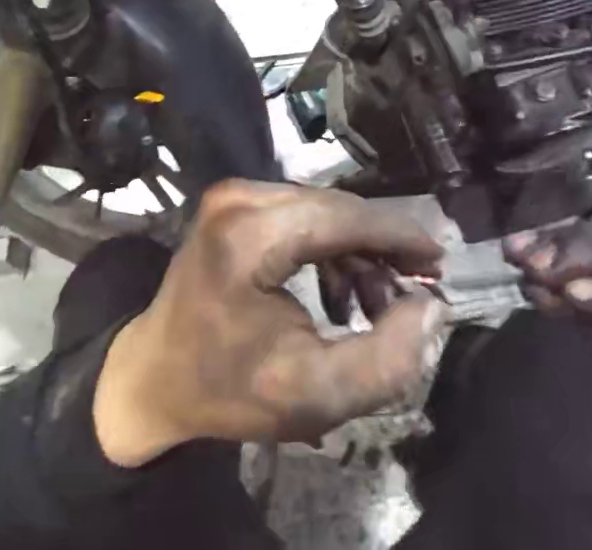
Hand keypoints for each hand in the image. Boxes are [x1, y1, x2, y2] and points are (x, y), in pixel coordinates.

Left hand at [93, 180, 449, 466]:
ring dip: (358, 250)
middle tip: (415, 289)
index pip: (345, 217)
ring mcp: (232, 196)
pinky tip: (341, 292)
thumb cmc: (225, 390)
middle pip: (337, 209)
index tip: (438, 261)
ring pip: (324, 209)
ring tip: (375, 303)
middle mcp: (239, 198)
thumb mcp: (313, 395)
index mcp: (249, 236)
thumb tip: (430, 307)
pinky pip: (302, 213)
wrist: (152, 377)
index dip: (399, 235)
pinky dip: (330, 246)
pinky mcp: (232, 204)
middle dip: (382, 247)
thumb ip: (385, 360)